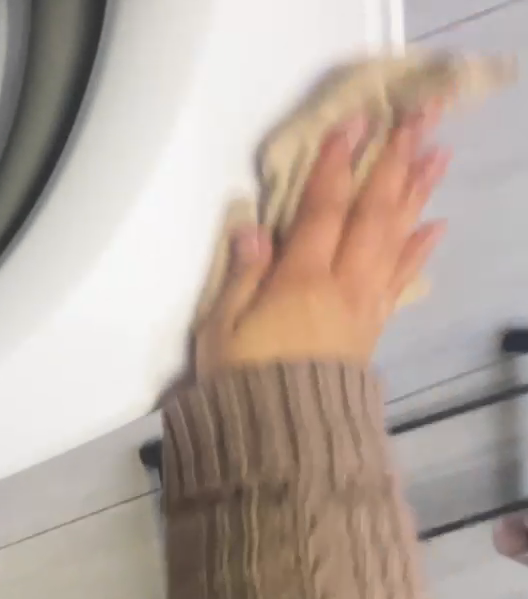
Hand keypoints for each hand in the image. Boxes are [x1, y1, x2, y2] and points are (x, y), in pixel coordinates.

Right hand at [196, 107, 449, 377]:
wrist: (278, 424)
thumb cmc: (237, 374)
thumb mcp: (219, 327)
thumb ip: (241, 276)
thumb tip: (252, 228)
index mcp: (299, 279)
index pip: (320, 212)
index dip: (335, 166)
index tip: (352, 124)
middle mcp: (343, 280)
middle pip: (372, 212)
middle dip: (393, 161)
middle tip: (419, 117)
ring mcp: (364, 299)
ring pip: (395, 234)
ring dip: (416, 191)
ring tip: (437, 151)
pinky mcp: (372, 321)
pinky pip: (402, 275)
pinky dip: (418, 246)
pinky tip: (431, 223)